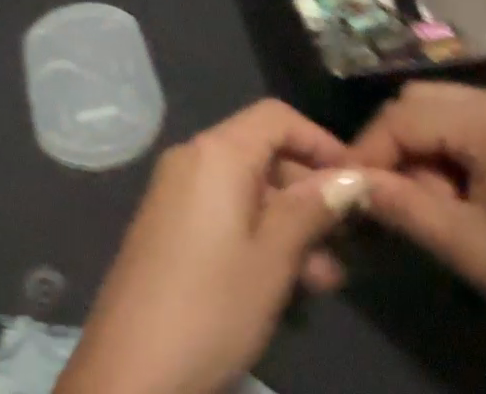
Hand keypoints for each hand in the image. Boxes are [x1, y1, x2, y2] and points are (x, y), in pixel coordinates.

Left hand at [57, 99, 362, 393]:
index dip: (321, 142)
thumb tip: (353, 177)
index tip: (357, 182)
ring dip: (290, 225)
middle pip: (262, 153)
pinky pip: (224, 214)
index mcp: (215, 153)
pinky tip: (288, 285)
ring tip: (327, 280)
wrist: (128, 371)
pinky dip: (258, 237)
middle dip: (309, 193)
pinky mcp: (168, 230)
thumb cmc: (211, 305)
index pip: (276, 117)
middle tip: (348, 242)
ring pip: (247, 191)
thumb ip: (313, 208)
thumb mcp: (273, 258)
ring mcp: (175, 196)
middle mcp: (191, 161)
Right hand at [352, 83, 485, 393]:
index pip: (403, 114)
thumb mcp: (471, 249)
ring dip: (429, 154)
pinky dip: (462, 159)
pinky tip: (472, 206)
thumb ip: (401, 205)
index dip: (365, 152)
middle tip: (392, 203)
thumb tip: (346, 182)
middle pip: (427, 103)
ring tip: (436, 211)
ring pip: (456, 117)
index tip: (343, 192)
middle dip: (396, 147)